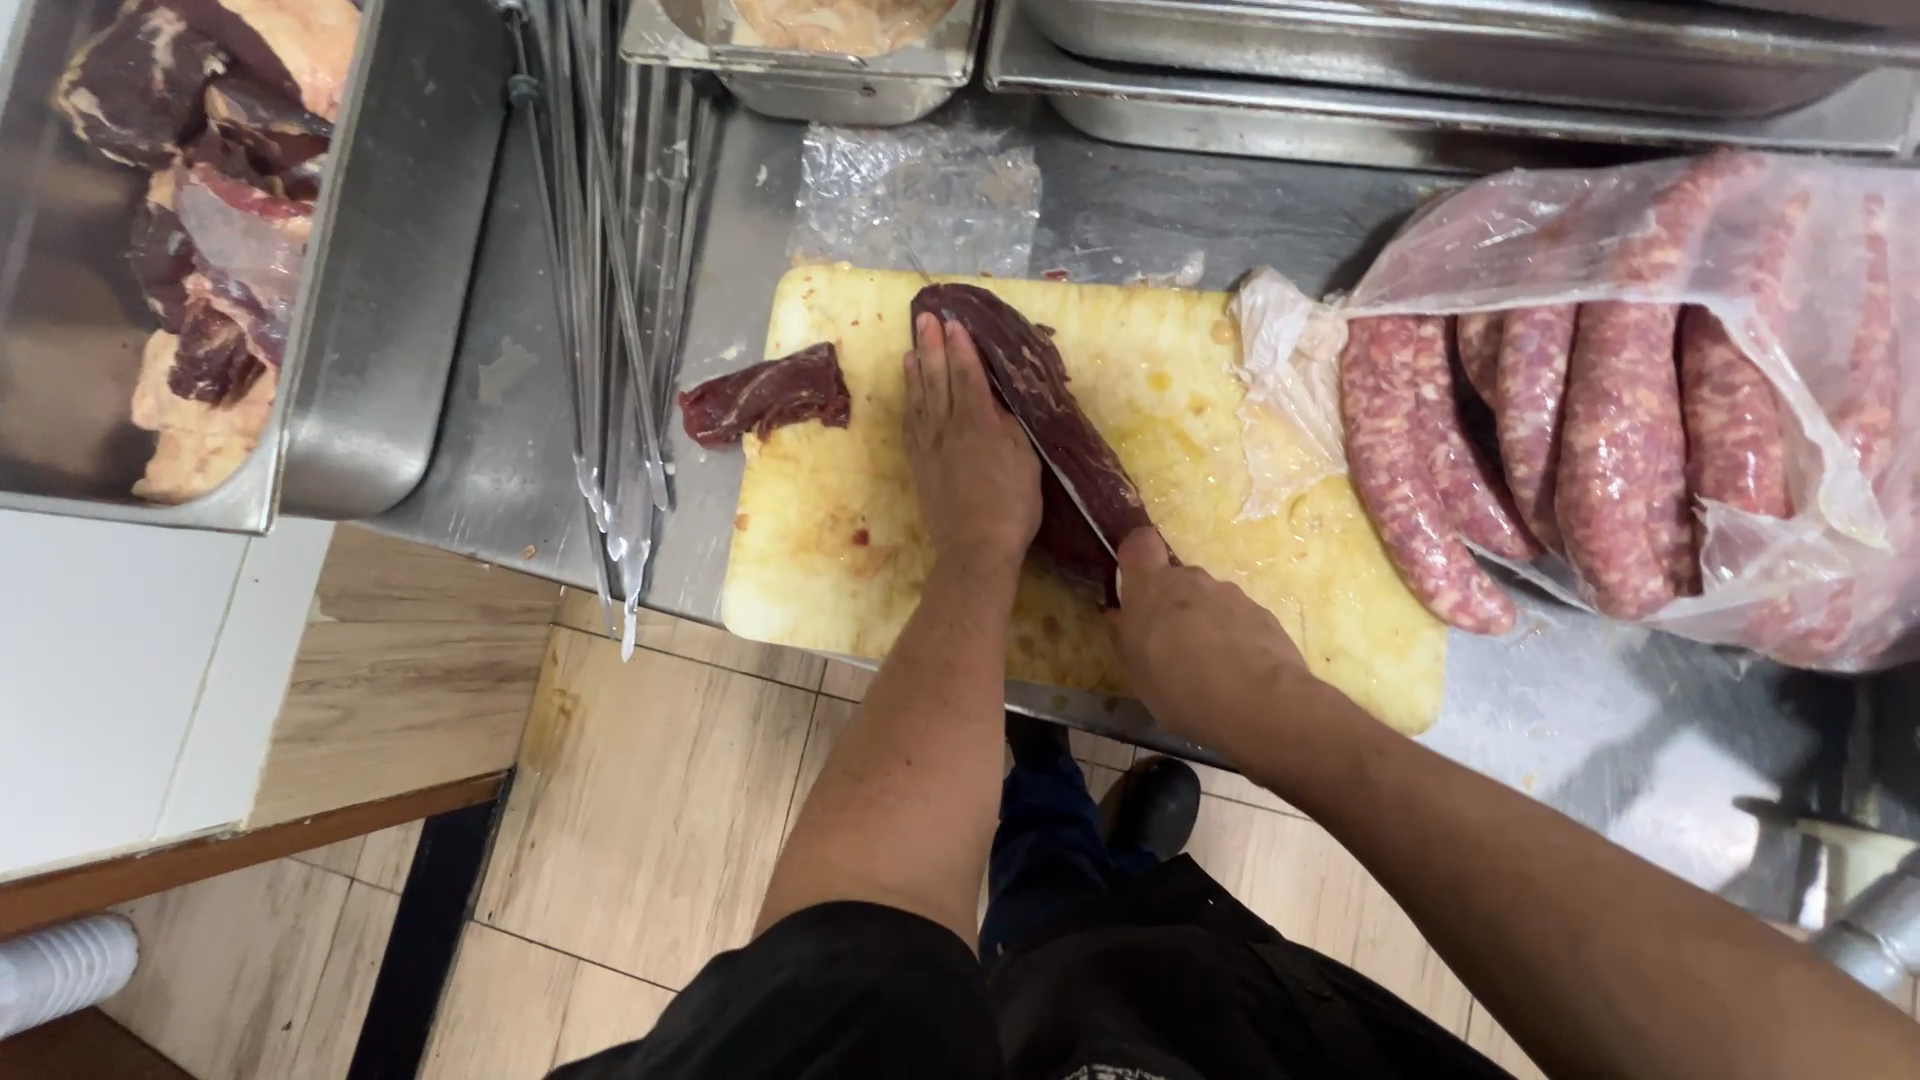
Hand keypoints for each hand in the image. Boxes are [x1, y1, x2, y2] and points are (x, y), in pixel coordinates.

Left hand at [904, 312, 1041, 571]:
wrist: (974, 548)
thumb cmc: (1012, 507)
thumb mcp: (1025, 462)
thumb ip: (1008, 426)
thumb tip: (995, 401)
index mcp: (978, 423)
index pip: (967, 375)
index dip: (961, 347)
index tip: (954, 322)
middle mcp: (948, 428)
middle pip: (937, 379)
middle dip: (932, 345)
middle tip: (925, 317)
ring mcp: (929, 447)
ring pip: (919, 399)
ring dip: (915, 371)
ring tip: (911, 347)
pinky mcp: (919, 466)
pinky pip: (910, 426)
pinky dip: (908, 404)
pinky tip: (908, 394)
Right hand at [1107, 529, 1320, 754]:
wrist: (1258, 704)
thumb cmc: (1178, 685)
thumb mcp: (1133, 669)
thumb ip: (1123, 635)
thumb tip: (1119, 615)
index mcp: (1152, 586)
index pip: (1139, 543)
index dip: (1136, 556)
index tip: (1134, 583)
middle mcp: (1193, 580)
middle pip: (1176, 579)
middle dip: (1171, 604)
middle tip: (1169, 645)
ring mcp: (1232, 595)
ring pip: (1209, 600)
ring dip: (1203, 623)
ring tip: (1207, 667)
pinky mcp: (1264, 615)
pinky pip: (1238, 619)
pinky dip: (1233, 638)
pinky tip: (1236, 673)